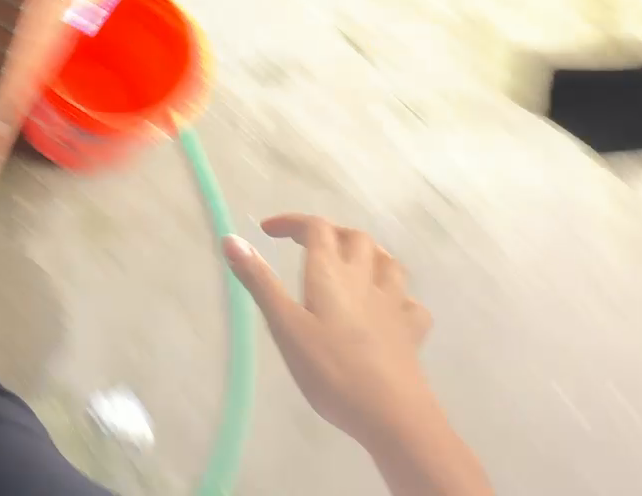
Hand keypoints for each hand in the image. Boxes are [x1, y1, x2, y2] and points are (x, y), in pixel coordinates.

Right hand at [223, 214, 436, 447]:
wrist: (396, 420)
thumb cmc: (332, 371)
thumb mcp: (285, 326)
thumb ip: (259, 281)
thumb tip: (230, 238)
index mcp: (331, 274)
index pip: (316, 228)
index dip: (291, 222)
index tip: (267, 232)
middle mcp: (365, 281)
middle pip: (355, 238)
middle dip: (330, 233)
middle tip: (306, 246)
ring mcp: (394, 307)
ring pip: (387, 263)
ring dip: (367, 255)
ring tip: (349, 264)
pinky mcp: (412, 334)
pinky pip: (409, 302)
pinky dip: (396, 295)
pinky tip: (385, 308)